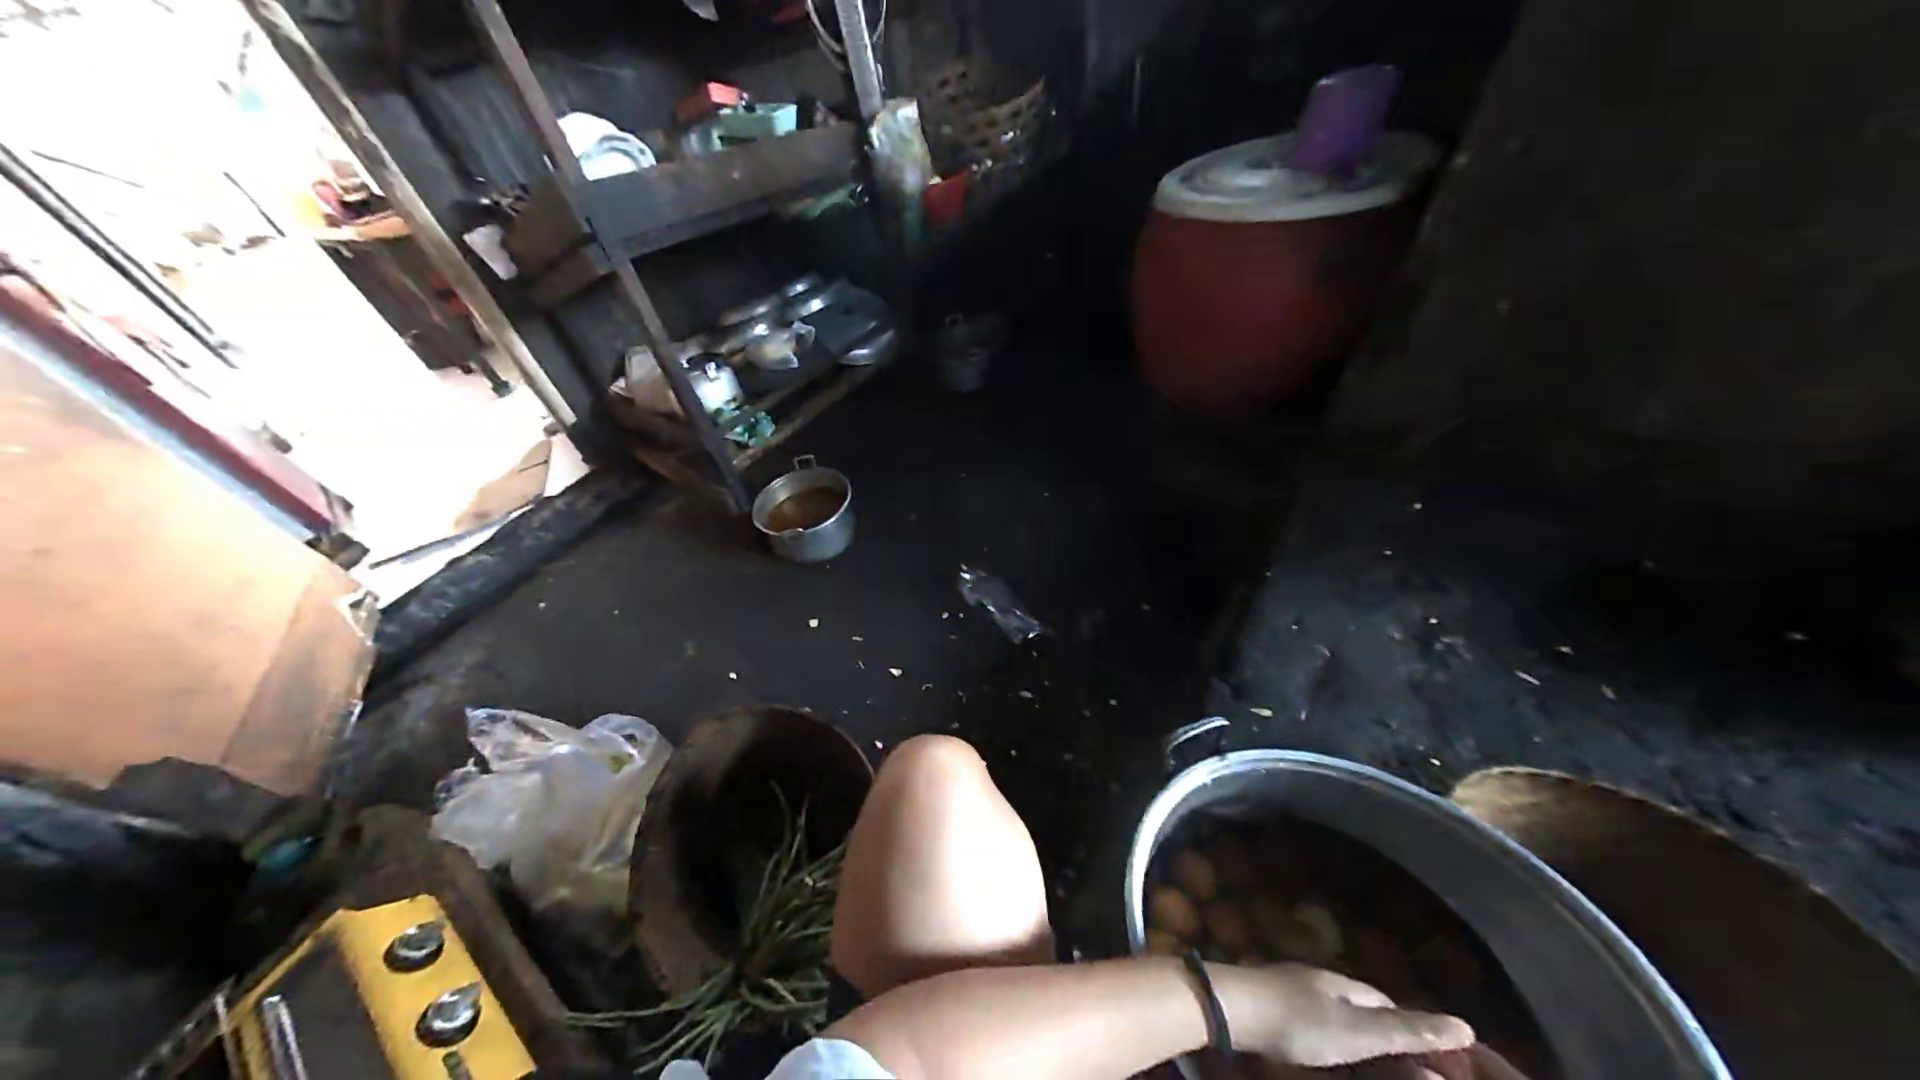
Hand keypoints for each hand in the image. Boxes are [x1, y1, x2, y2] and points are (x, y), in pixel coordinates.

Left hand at [1215, 963, 1475, 1068]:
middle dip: (1381, 1031)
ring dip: (1351, 1036)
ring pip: (1332, 1013)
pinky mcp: (1271, 1006)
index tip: (1430, 1056)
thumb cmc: (1301, 1021)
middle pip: (1359, 1006)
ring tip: (1366, 1062)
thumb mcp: (1360, 1032)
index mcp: (1344, 984)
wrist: (1234, 1008)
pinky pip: (1308, 1022)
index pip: (1386, 1003)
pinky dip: (1324, 1038)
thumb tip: (1465, 1027)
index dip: (1410, 1028)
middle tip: (1402, 1065)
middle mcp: (1320, 981)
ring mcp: (1292, 990)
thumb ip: (1407, 1031)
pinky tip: (1321, 1050)